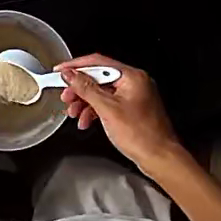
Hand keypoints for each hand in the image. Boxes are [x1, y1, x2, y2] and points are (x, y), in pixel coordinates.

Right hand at [54, 54, 188, 173]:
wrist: (160, 158)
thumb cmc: (142, 136)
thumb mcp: (107, 109)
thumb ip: (86, 89)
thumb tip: (70, 75)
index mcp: (132, 77)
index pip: (98, 62)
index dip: (76, 66)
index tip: (60, 71)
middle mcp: (134, 83)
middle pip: (99, 77)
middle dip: (79, 88)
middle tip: (65, 96)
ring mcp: (134, 96)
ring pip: (102, 92)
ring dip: (85, 101)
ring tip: (73, 112)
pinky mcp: (132, 109)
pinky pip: (108, 103)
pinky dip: (95, 110)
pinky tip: (86, 120)